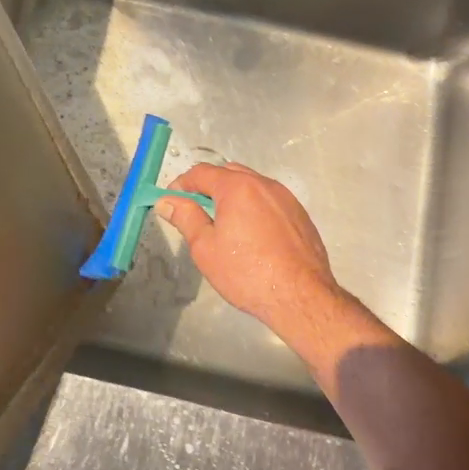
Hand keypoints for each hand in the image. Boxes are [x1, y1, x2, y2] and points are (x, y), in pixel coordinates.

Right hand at [154, 162, 346, 335]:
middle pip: (229, 173)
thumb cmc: (246, 272)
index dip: (182, 183)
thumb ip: (185, 218)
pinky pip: (270, 200)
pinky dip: (254, 206)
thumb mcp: (205, 247)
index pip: (202, 172)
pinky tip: (251, 234)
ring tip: (223, 222)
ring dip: (232, 195)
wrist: (301, 297)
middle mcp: (264, 184)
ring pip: (252, 185)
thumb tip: (166, 201)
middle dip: (208, 186)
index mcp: (237, 187)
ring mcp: (286, 198)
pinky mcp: (300, 214)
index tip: (171, 199)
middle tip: (195, 209)